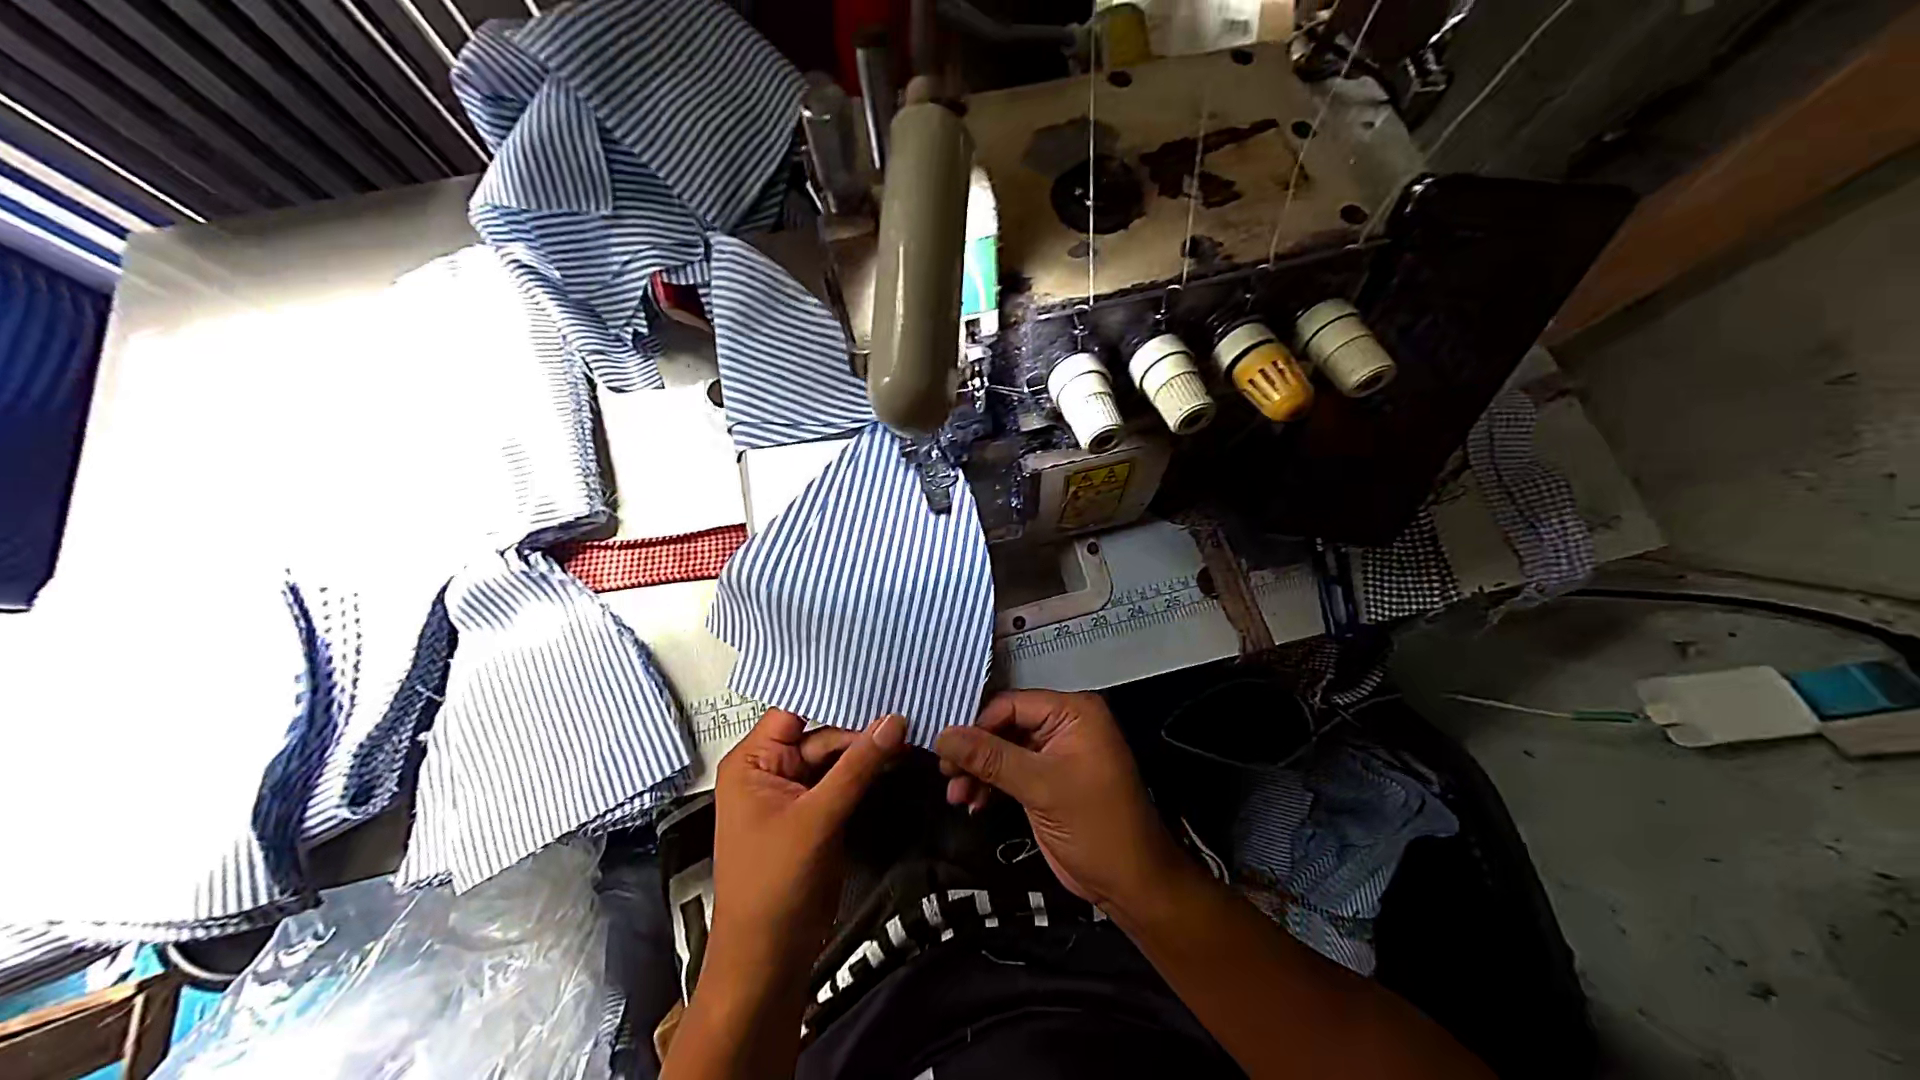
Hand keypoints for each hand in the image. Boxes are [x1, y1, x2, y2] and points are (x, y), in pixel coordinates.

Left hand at [710, 709, 904, 967]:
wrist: (769, 957)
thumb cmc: (775, 883)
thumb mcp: (817, 818)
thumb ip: (857, 766)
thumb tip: (894, 720)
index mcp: (752, 761)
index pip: (795, 710)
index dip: (834, 694)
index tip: (877, 675)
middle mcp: (771, 770)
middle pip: (821, 733)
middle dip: (861, 726)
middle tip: (906, 708)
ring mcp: (795, 793)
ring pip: (836, 758)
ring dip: (868, 750)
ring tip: (910, 729)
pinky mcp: (816, 815)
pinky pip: (843, 782)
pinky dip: (867, 772)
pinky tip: (896, 758)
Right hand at [934, 690, 1188, 912]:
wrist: (1130, 883)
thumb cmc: (1095, 826)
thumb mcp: (1040, 787)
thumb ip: (990, 758)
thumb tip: (943, 736)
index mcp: (1073, 712)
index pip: (1011, 705)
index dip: (976, 725)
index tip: (944, 749)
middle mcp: (1064, 725)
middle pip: (1004, 726)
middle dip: (974, 752)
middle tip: (947, 774)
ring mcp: (1056, 753)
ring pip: (1003, 750)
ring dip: (978, 772)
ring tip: (957, 796)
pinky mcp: (1048, 780)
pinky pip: (1010, 771)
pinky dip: (990, 785)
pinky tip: (974, 803)